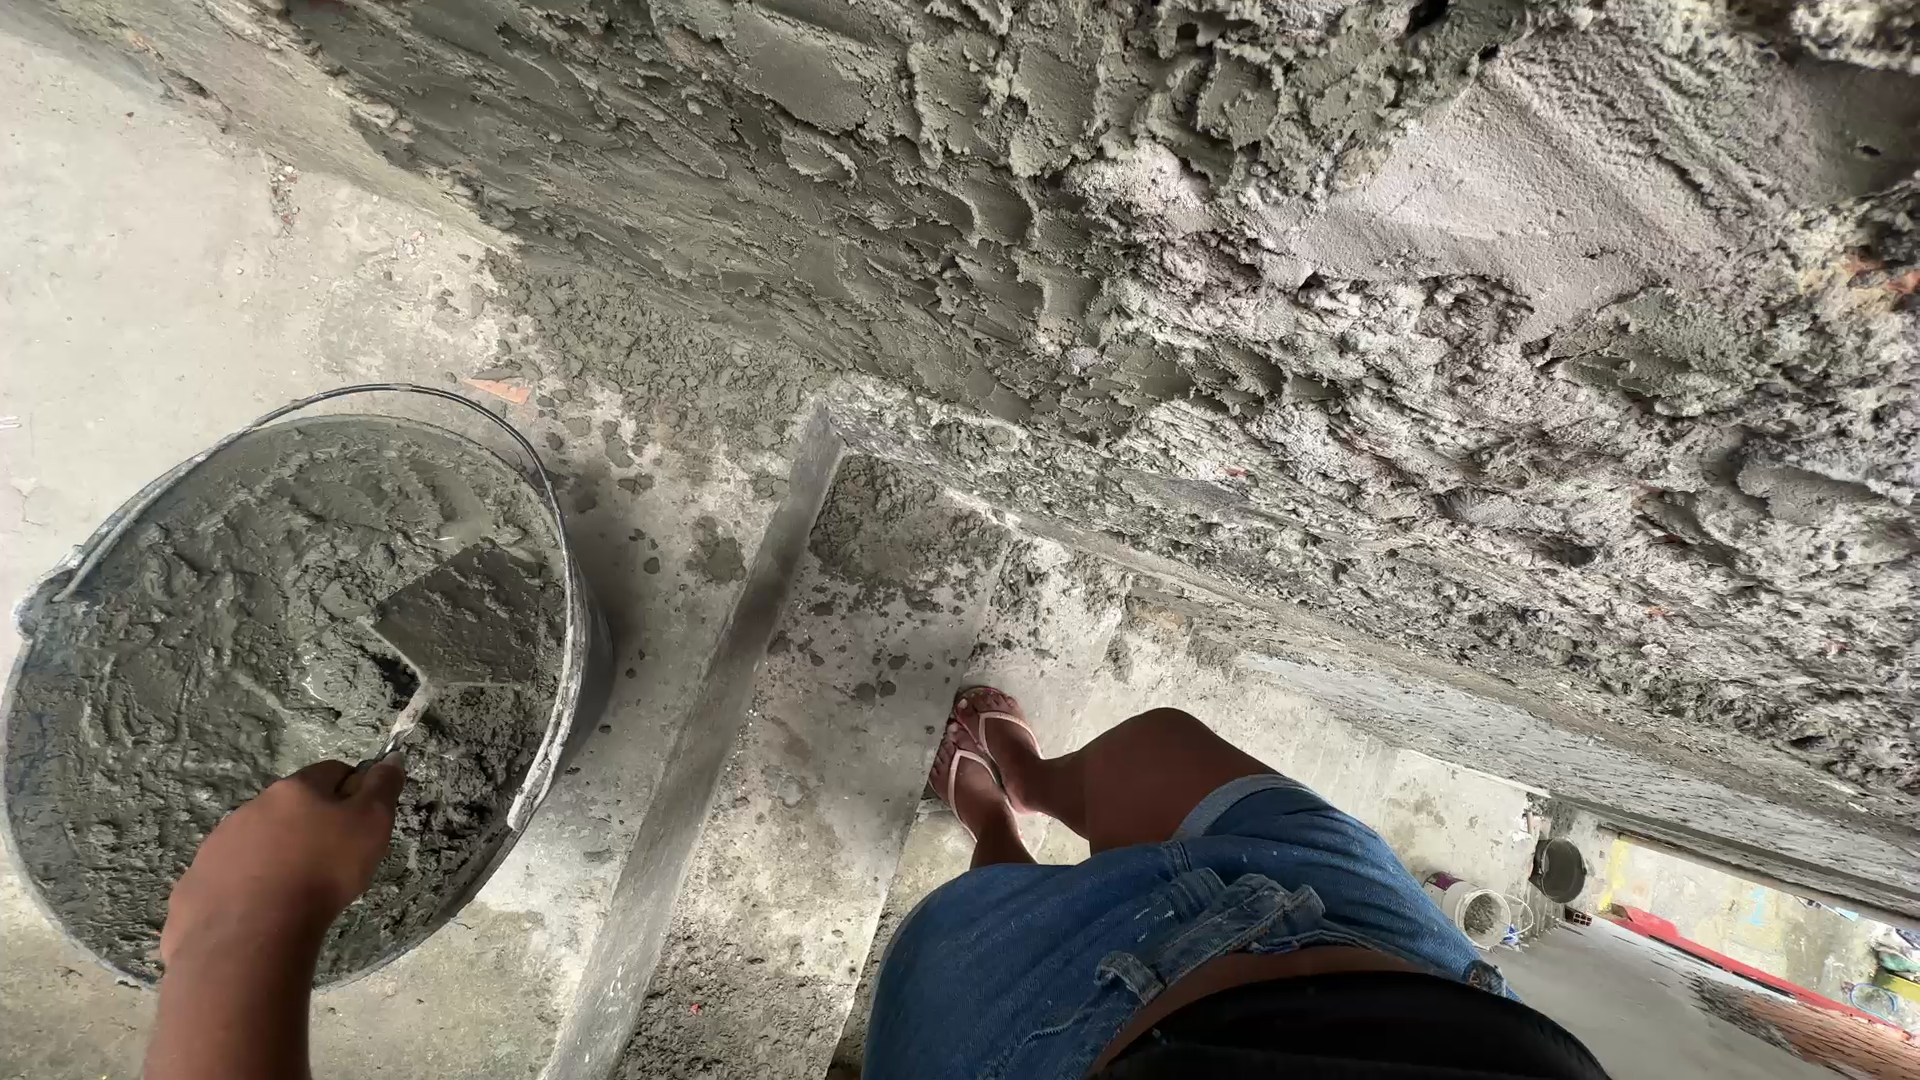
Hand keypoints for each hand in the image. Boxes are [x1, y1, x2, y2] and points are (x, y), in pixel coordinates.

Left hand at [160, 756, 405, 965]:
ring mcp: (213, 848)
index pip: (333, 771)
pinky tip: (264, 906)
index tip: (362, 821)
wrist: (249, 937)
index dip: (354, 791)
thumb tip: (390, 759)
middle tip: (334, 855)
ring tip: (298, 885)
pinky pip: (228, 875)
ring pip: (258, 839)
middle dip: (313, 822)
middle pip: (292, 806)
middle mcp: (249, 809)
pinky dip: (248, 883)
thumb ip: (384, 785)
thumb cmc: (324, 870)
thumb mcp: (374, 822)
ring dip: (279, 852)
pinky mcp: (191, 886)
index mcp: (294, 789)